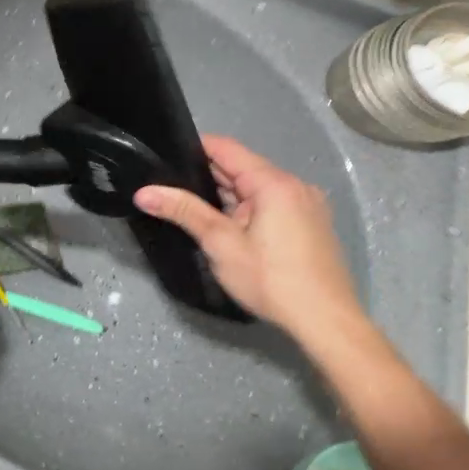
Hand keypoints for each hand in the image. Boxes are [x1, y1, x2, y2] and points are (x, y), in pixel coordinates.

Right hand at [134, 135, 367, 341]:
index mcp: (275, 183)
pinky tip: (223, 225)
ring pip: (254, 188)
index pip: (227, 149)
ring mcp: (306, 205)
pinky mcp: (308, 224)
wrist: (326, 322)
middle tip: (165, 186)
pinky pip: (269, 203)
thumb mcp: (220, 243)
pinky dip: (244, 207)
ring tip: (187, 206)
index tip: (160, 155)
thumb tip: (143, 192)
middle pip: (240, 168)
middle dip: (204, 175)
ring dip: (224, 195)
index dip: (192, 147)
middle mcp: (295, 187)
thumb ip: (183, 211)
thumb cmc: (271, 278)